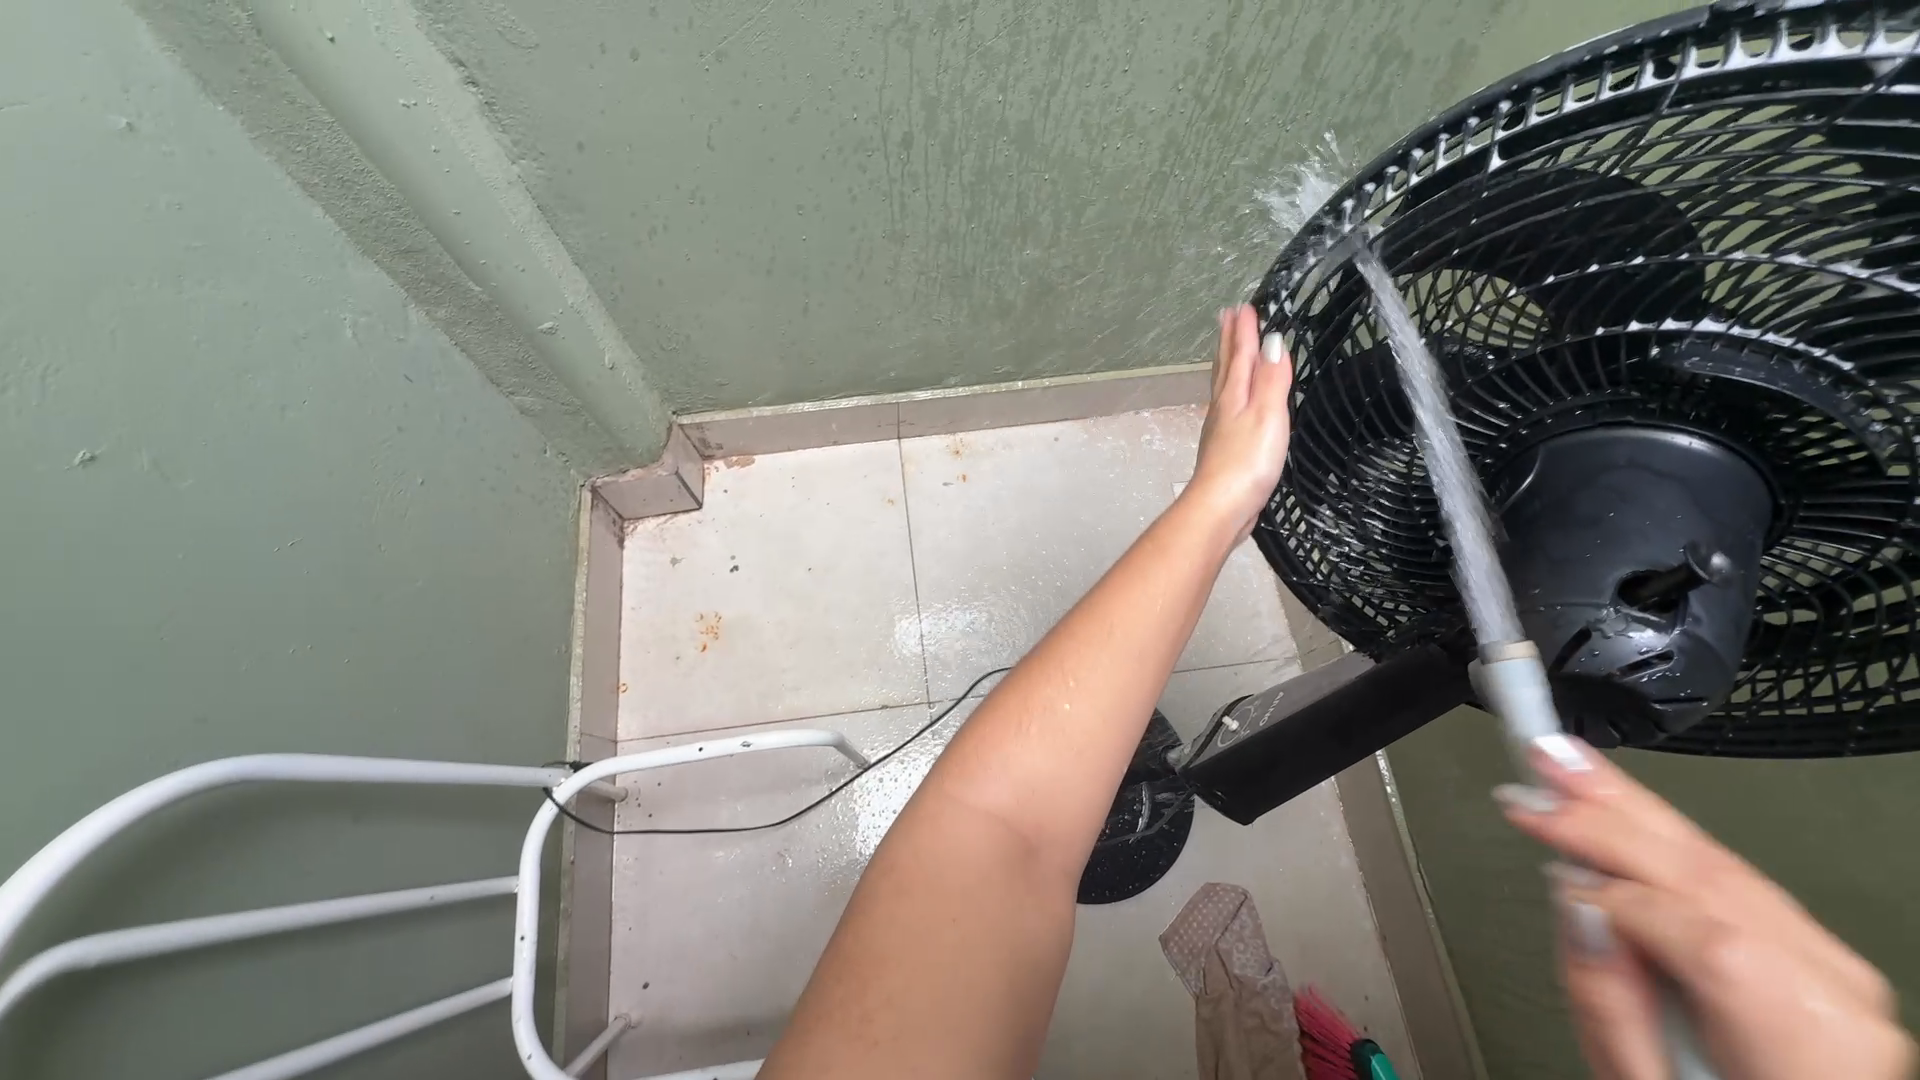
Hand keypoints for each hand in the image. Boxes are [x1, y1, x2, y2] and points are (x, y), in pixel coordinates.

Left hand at [1189, 305, 1291, 537]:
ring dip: (1227, 364)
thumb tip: (1272, 341)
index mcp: (1234, 396)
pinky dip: (1231, 392)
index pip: (1240, 355)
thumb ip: (1272, 379)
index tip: (1243, 305)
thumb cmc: (1247, 461)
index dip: (1243, 331)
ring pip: (1224, 386)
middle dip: (1229, 341)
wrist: (1221, 507)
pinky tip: (1233, 401)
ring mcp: (1221, 428)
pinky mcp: (1224, 448)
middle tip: (1226, 316)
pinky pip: (1228, 408)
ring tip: (1227, 349)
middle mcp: (1223, 407)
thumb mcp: (1268, 414)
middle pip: (1226, 367)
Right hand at [1497, 735, 1913, 1079]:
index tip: (1549, 874)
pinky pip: (1723, 868)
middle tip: (1540, 764)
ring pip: (1714, 859)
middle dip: (1610, 814)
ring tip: (1561, 760)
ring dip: (1624, 802)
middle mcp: (1831, 990)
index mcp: (1803, 1039)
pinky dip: (1655, 826)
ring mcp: (1825, 959)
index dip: (1621, 899)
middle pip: (1710, 878)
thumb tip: (1577, 908)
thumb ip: (1610, 1001)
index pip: (1708, 941)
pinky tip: (1612, 796)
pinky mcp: (1803, 940)